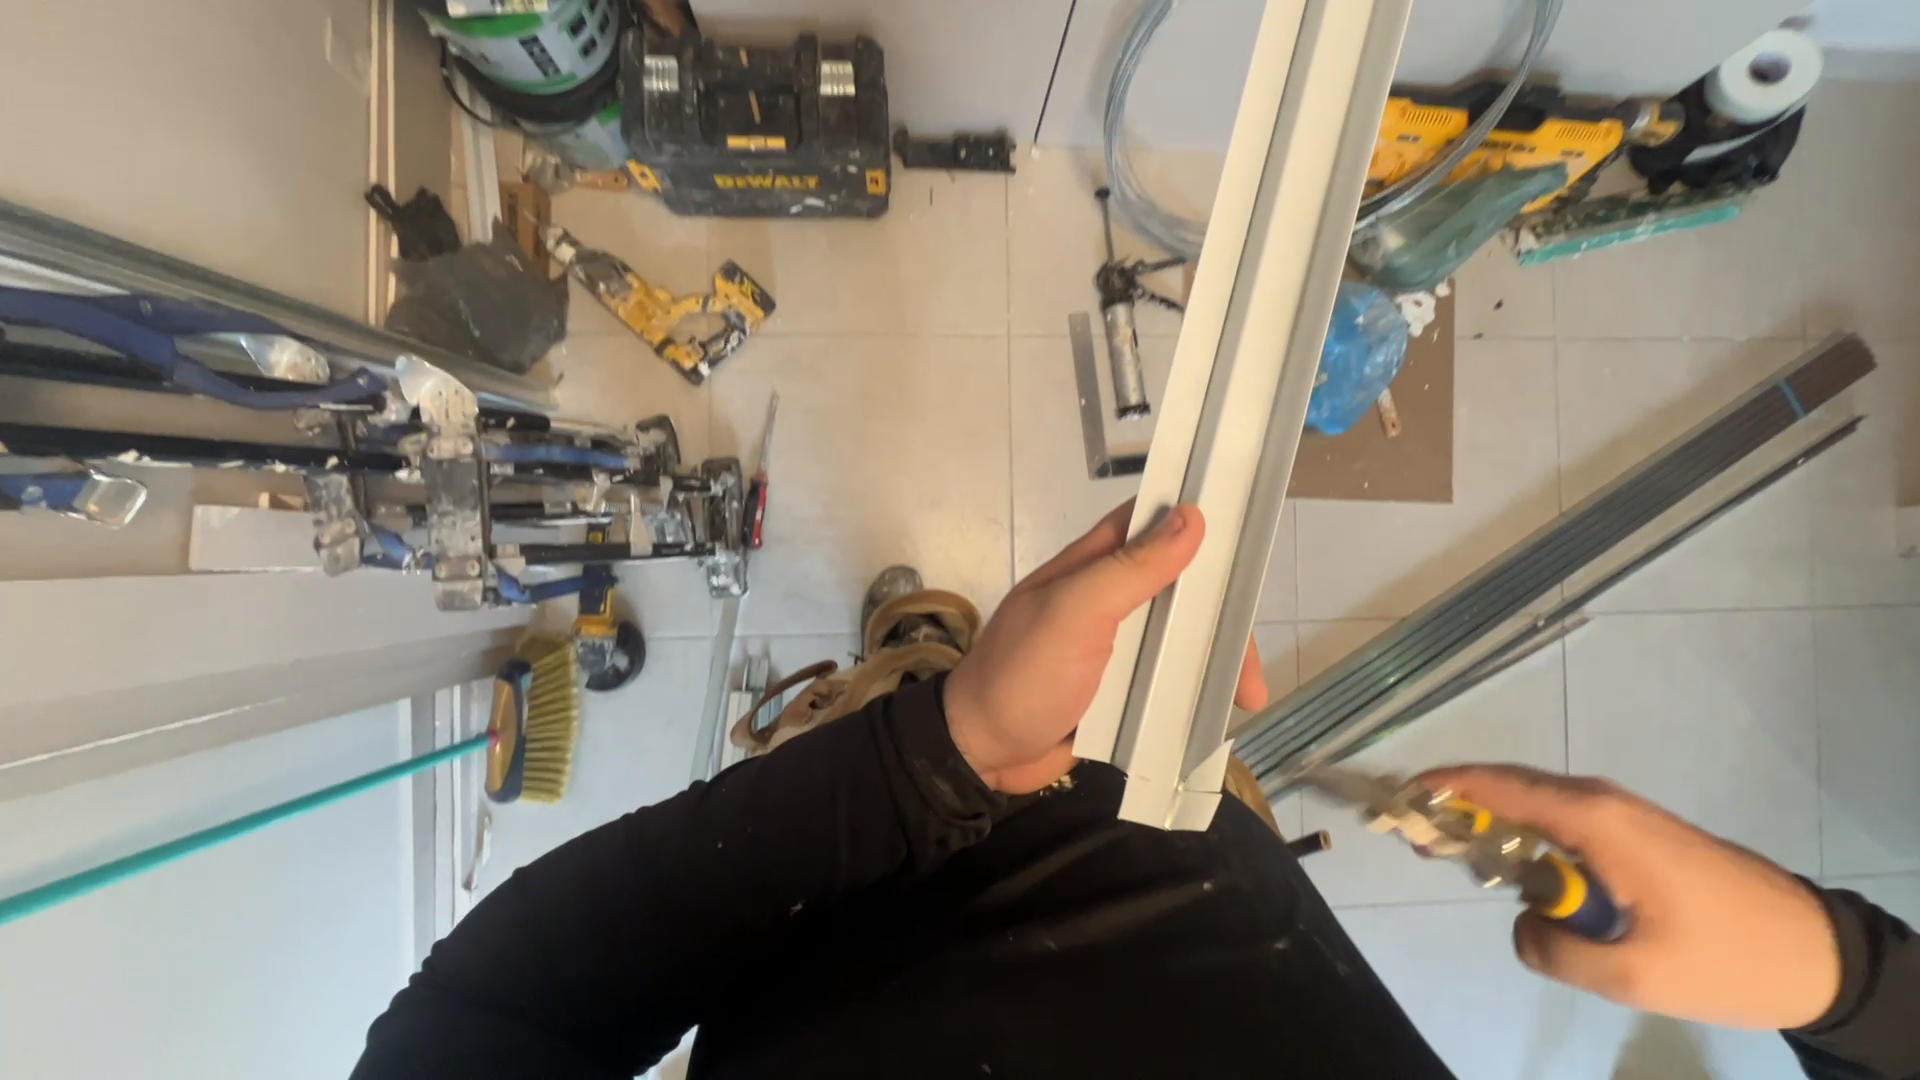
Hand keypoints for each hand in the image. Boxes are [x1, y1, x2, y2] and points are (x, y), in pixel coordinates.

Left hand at [943, 500, 1267, 794]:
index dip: (1197, 518)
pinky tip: (1223, 713)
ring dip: (1216, 658)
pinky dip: (1196, 689)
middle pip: (1182, 586)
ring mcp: (1116, 645)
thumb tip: (1191, 516)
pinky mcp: (1120, 687)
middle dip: (1223, 610)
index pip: (1152, 522)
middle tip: (1250, 655)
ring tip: (1248, 697)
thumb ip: (1129, 568)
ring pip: (1181, 635)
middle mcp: (1109, 597)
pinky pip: (1168, 678)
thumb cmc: (1022, 675)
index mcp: (1093, 565)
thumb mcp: (1073, 613)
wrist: (981, 752)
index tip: (1251, 532)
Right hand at [1419, 764, 1841, 1030]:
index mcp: (1592, 819)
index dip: (1444, 786)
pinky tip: (1518, 869)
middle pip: (1507, 787)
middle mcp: (1598, 800)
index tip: (1401, 795)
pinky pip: (1558, 818)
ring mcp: (1618, 811)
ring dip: (1491, 822)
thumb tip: (1523, 924)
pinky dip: (1523, 832)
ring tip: (1461, 856)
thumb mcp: (1632, 975)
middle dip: (1458, 806)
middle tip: (1422, 838)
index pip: (1498, 786)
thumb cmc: (1726, 957)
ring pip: (1532, 802)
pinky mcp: (1632, 828)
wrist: (1827, 957)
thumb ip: (1552, 948)